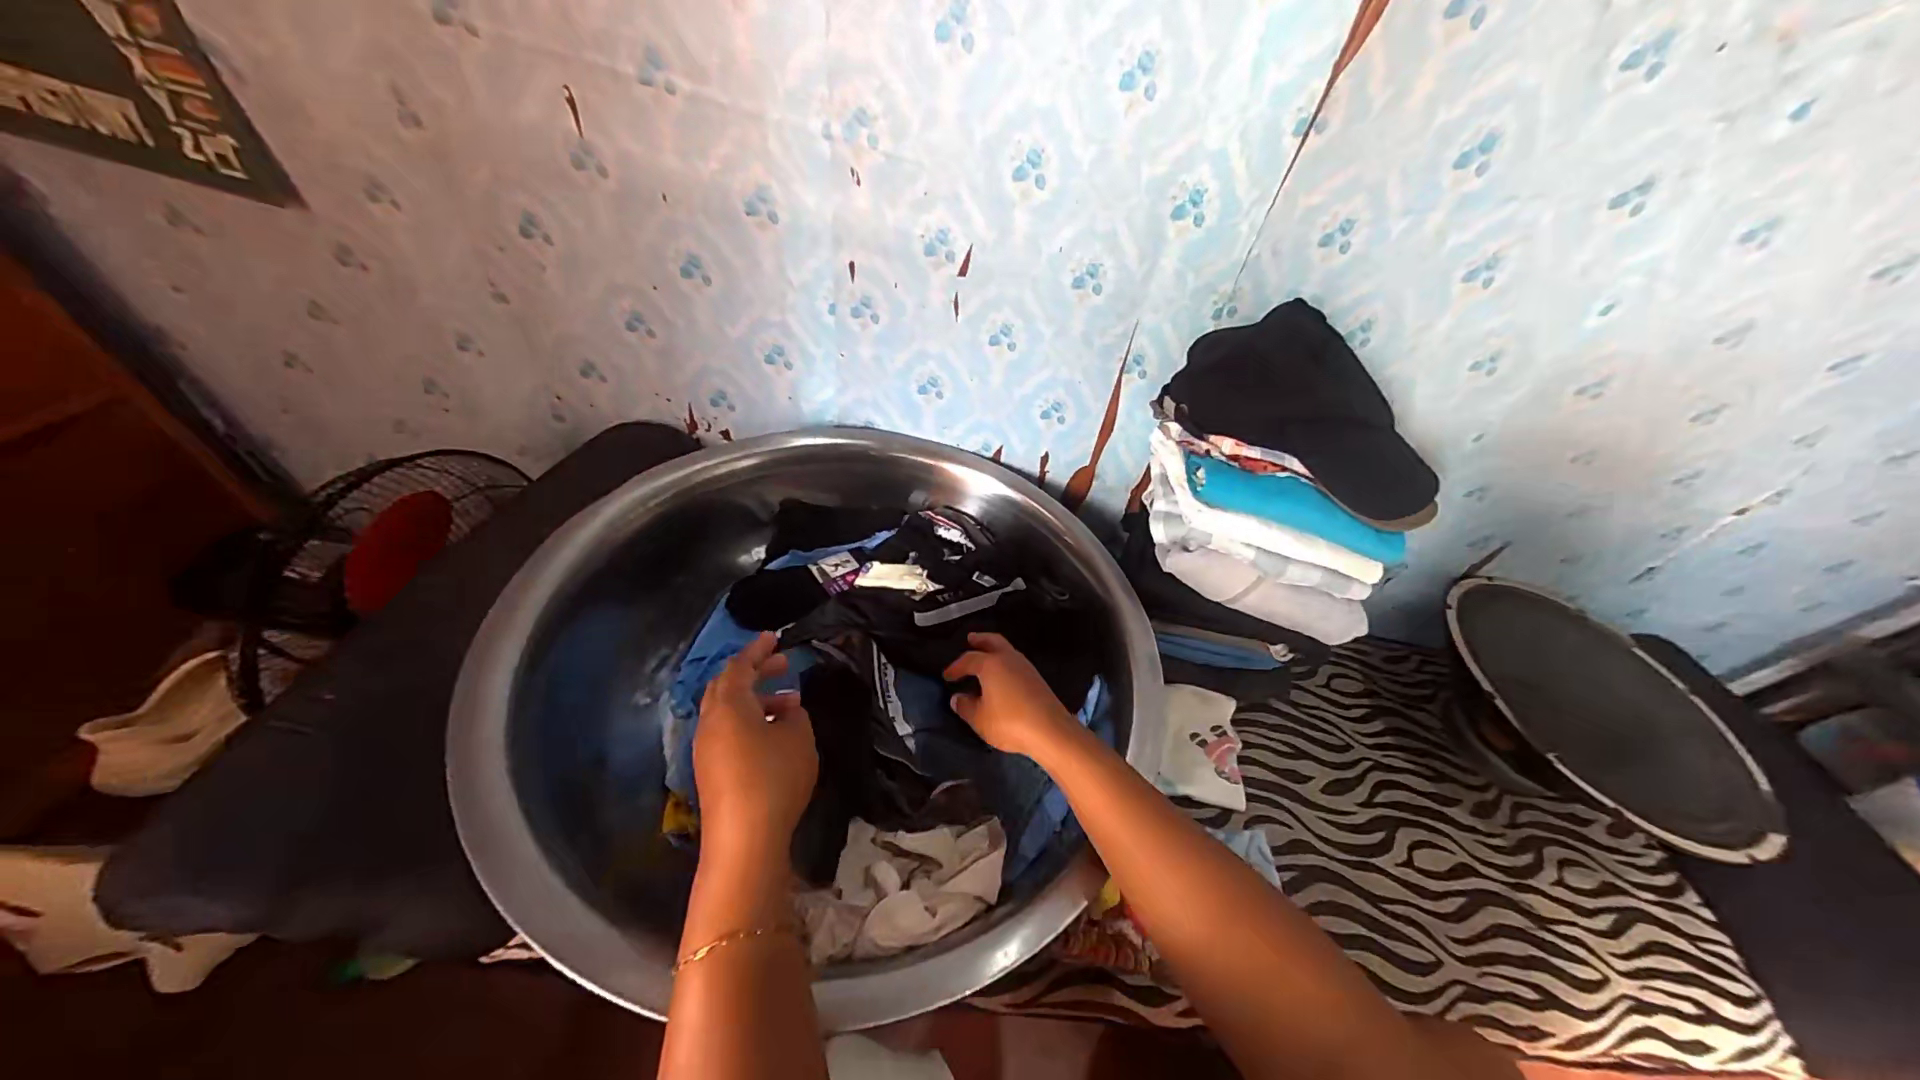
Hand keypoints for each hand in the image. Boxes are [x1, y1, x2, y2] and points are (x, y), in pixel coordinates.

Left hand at [694, 632, 817, 862]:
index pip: (740, 666)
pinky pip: (727, 732)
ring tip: (789, 704)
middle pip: (727, 686)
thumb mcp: (798, 738)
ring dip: (755, 700)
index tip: (774, 637)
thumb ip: (794, 715)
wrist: (744, 840)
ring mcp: (705, 749)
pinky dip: (749, 722)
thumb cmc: (774, 777)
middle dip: (755, 673)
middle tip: (784, 665)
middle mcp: (709, 722)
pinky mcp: (710, 771)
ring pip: (728, 711)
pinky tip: (774, 734)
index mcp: (728, 706)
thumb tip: (785, 710)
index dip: (758, 650)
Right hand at [942, 632, 1082, 760]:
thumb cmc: (1010, 722)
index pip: (968, 659)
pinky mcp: (1037, 678)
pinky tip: (1001, 676)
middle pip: (992, 641)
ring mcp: (1026, 667)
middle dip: (980, 640)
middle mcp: (1009, 659)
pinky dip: (1004, 662)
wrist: (1051, 730)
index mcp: (991, 664)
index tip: (947, 675)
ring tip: (984, 658)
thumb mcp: (980, 719)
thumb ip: (965, 706)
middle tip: (970, 639)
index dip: (955, 667)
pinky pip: (1015, 662)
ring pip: (1006, 650)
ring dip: (994, 650)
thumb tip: (957, 698)